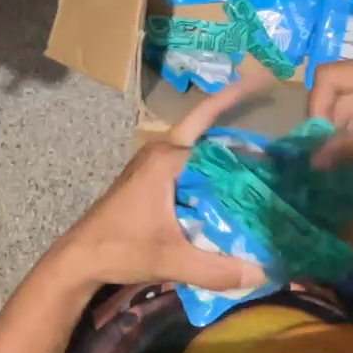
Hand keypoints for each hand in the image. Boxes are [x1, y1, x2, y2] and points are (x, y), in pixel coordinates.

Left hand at [47, 74, 270, 293]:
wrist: (80, 257)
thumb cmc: (121, 249)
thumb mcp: (171, 260)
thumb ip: (217, 269)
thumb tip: (265, 273)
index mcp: (167, 159)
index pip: (208, 118)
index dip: (237, 98)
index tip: (266, 79)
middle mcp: (161, 151)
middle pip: (205, 122)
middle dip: (236, 108)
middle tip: (271, 103)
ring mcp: (154, 162)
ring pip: (198, 141)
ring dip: (225, 137)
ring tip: (264, 141)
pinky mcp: (152, 177)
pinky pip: (191, 159)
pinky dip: (213, 161)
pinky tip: (234, 176)